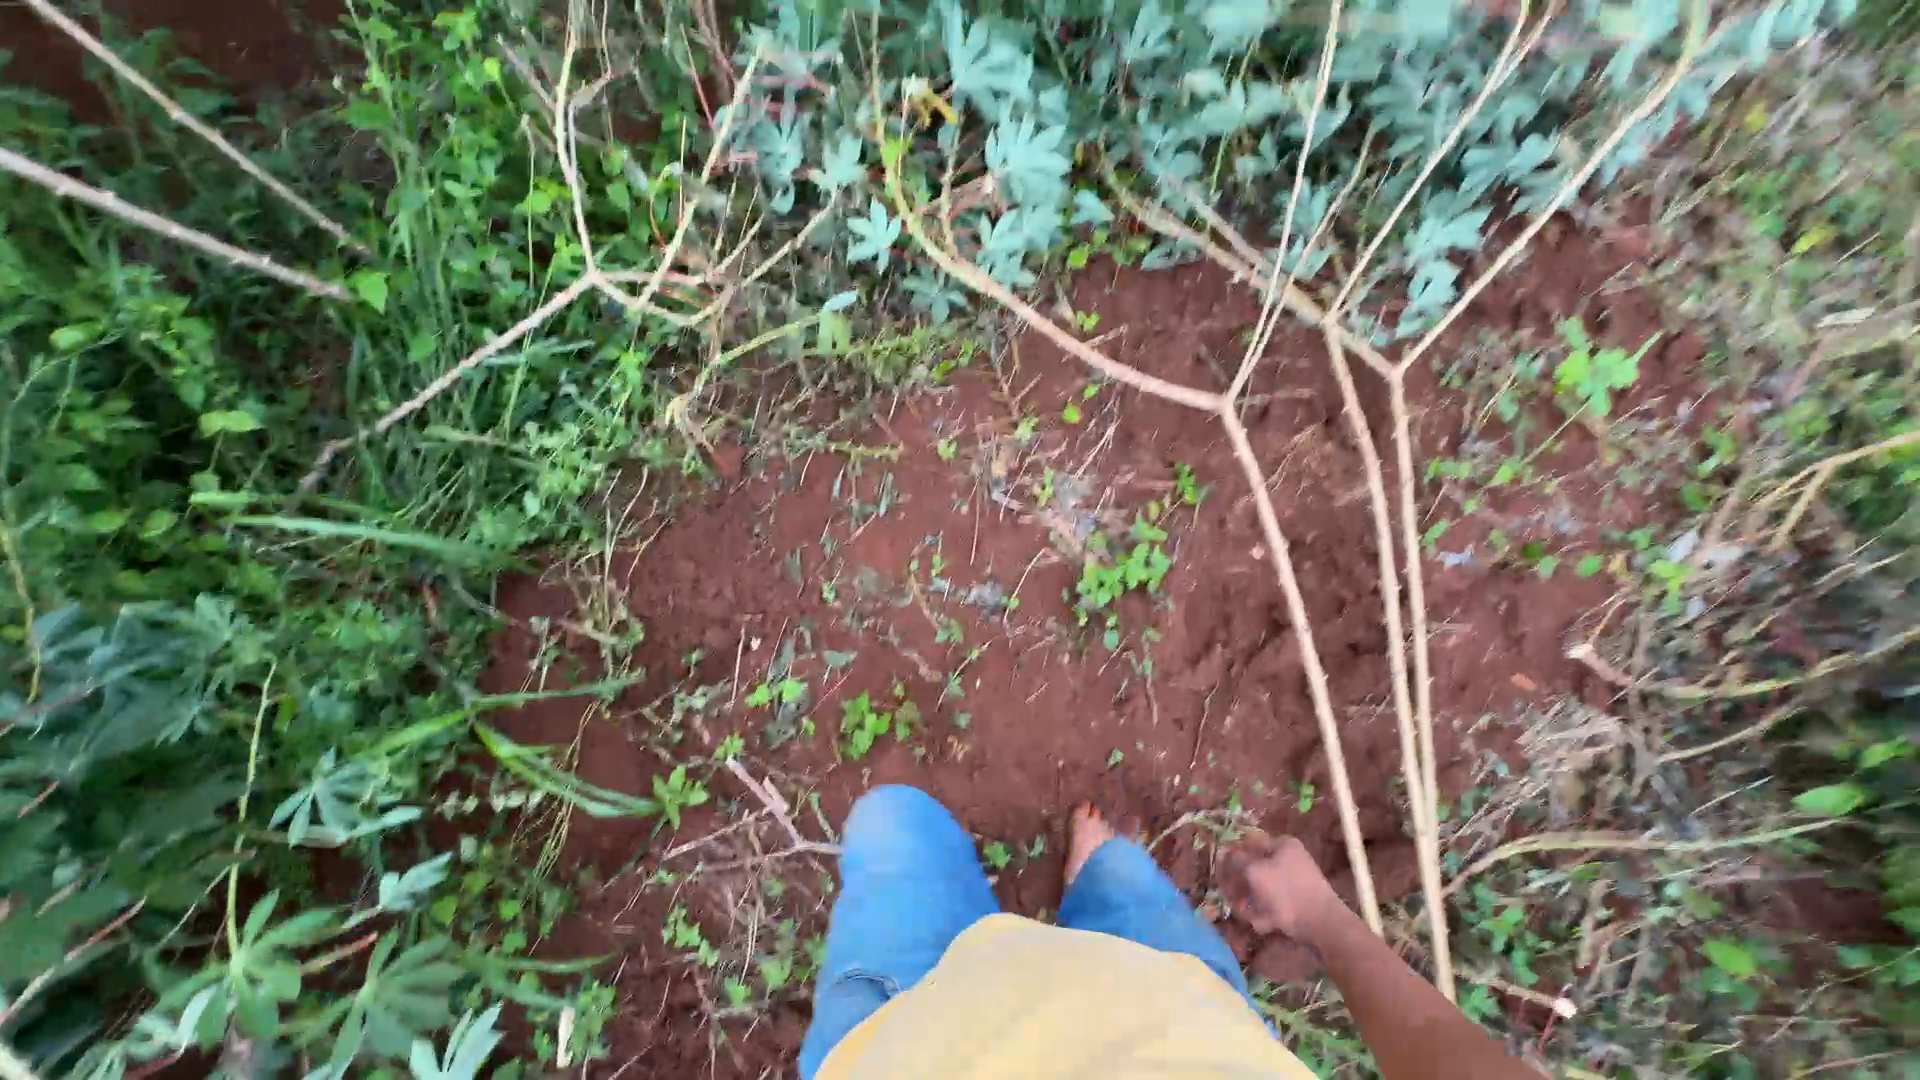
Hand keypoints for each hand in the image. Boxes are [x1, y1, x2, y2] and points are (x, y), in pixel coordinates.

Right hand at [1225, 834, 1346, 944]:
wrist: (1323, 926)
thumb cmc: (1286, 892)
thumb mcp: (1255, 871)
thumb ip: (1236, 860)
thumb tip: (1223, 851)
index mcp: (1282, 845)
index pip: (1248, 844)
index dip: (1231, 858)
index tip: (1220, 875)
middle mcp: (1289, 859)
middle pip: (1254, 869)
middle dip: (1241, 887)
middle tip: (1232, 899)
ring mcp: (1295, 882)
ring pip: (1262, 890)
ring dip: (1251, 903)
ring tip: (1249, 916)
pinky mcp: (1298, 903)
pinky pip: (1275, 904)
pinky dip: (1266, 914)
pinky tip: (1265, 924)